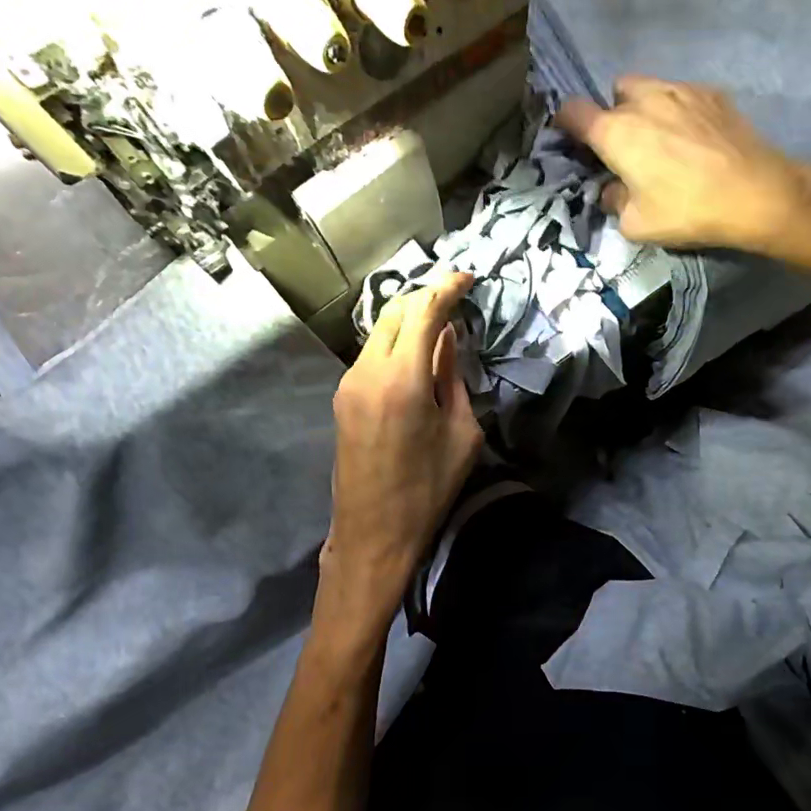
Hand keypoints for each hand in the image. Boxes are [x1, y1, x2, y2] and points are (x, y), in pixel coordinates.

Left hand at [324, 272, 483, 605]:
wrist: (373, 533)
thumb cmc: (428, 490)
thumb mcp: (461, 435)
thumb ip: (453, 378)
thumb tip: (448, 339)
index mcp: (403, 379)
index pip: (423, 311)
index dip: (447, 287)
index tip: (468, 278)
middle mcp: (368, 370)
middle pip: (395, 311)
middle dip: (425, 296)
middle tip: (454, 297)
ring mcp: (349, 383)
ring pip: (380, 331)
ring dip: (408, 319)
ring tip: (439, 324)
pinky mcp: (342, 398)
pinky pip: (371, 354)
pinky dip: (395, 343)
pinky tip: (415, 354)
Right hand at [553, 76, 810, 253]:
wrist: (754, 193)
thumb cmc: (686, 210)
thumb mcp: (636, 224)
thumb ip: (614, 202)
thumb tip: (613, 189)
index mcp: (616, 132)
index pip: (573, 112)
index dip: (565, 123)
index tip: (570, 139)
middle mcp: (643, 100)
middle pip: (613, 95)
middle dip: (612, 116)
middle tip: (625, 147)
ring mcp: (680, 90)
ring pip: (647, 87)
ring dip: (644, 107)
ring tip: (660, 138)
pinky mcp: (711, 93)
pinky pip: (680, 94)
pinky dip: (677, 110)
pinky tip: (693, 137)